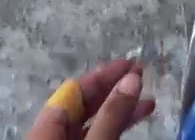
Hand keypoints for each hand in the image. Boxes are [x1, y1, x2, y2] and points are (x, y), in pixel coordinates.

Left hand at [24, 59, 157, 139]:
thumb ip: (110, 115)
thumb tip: (133, 77)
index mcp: (45, 128)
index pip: (73, 90)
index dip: (103, 74)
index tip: (132, 62)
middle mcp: (49, 135)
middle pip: (82, 105)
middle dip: (114, 88)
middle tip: (143, 76)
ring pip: (91, 122)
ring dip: (120, 108)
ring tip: (149, 101)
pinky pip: (93, 136)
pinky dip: (113, 126)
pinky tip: (133, 120)